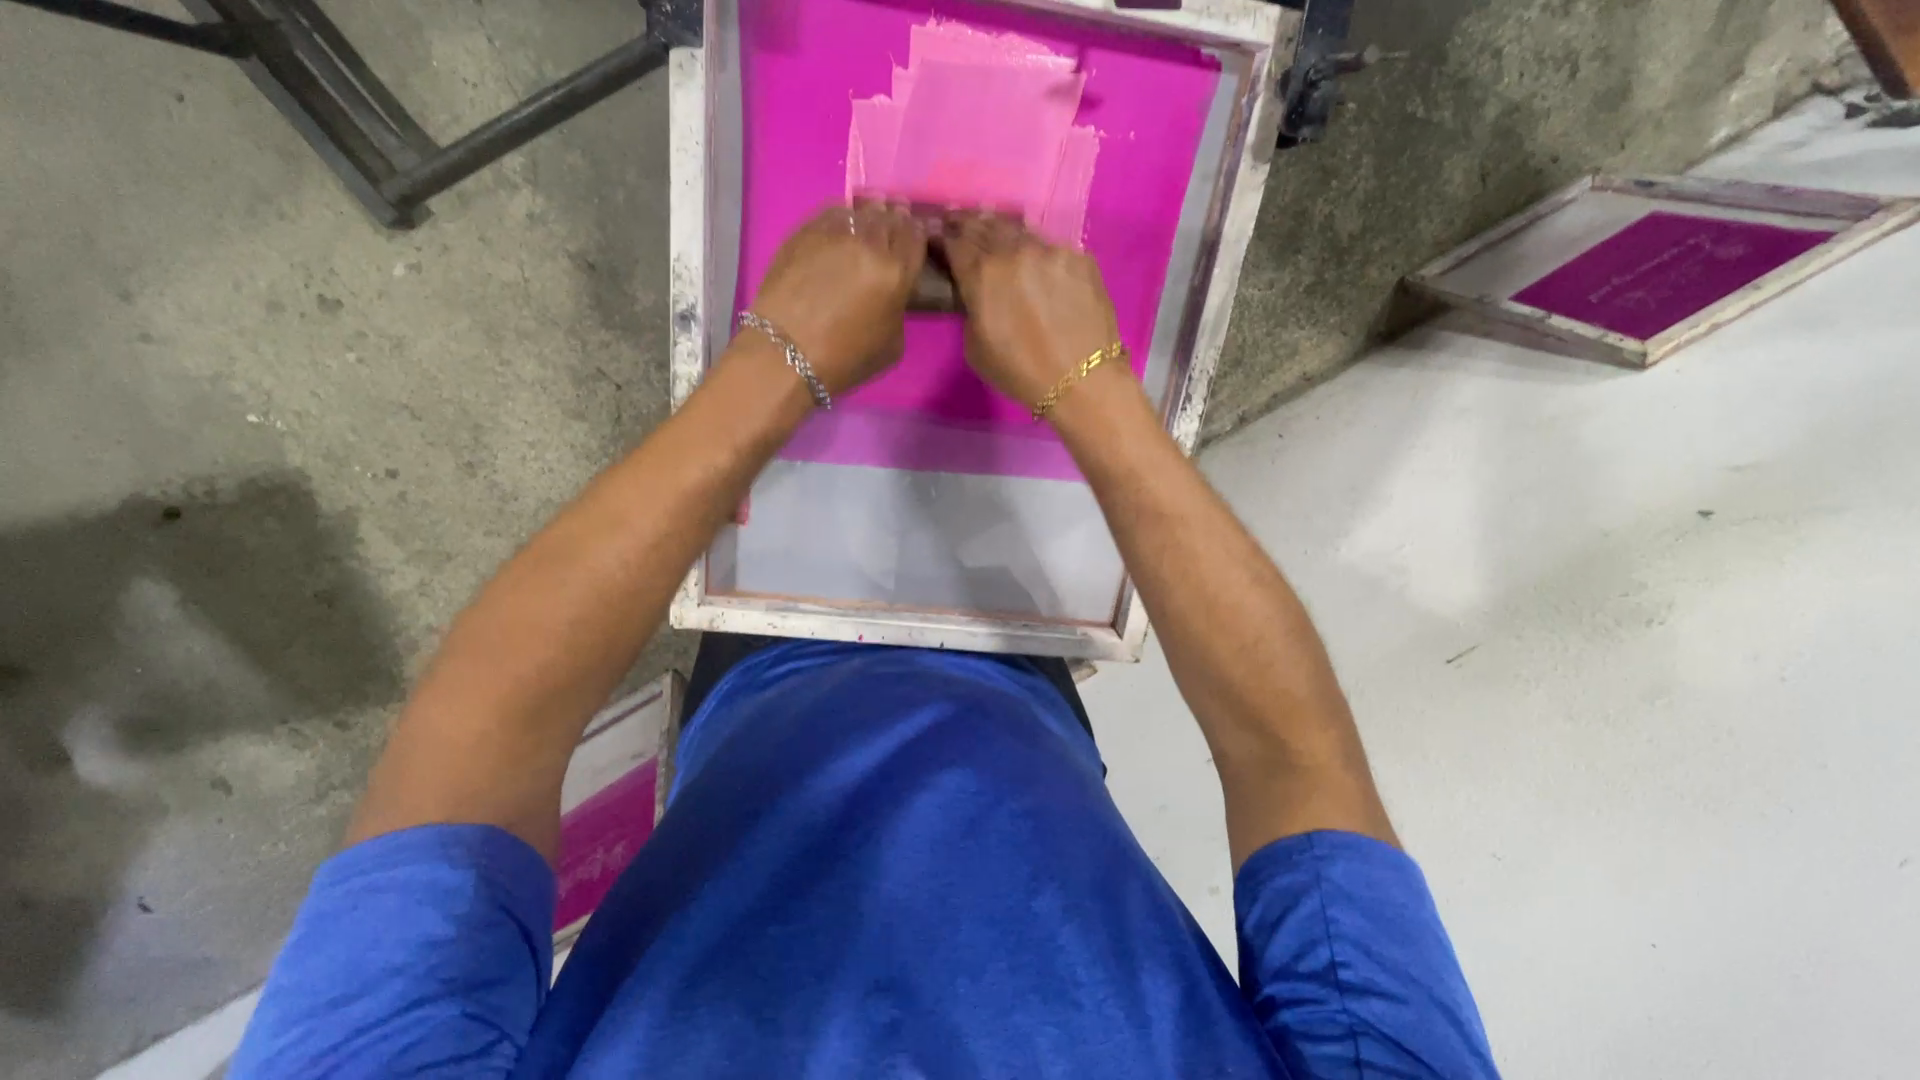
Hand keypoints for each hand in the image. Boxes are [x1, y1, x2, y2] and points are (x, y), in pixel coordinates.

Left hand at [747, 201, 927, 393]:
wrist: (785, 353)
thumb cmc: (844, 359)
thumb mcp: (892, 345)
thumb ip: (896, 309)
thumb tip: (888, 294)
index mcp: (896, 272)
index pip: (915, 236)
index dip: (916, 234)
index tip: (912, 237)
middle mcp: (869, 243)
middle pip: (889, 218)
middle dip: (895, 220)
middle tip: (895, 222)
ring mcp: (834, 234)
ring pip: (860, 212)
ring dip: (870, 214)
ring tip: (870, 219)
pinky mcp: (805, 233)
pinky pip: (831, 213)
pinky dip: (842, 216)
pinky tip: (842, 223)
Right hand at [940, 214, 1121, 412]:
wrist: (1083, 379)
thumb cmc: (1021, 371)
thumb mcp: (975, 347)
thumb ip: (971, 308)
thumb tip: (978, 293)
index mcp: (982, 273)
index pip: (954, 242)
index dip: (943, 237)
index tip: (939, 236)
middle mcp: (1014, 250)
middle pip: (984, 226)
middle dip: (968, 224)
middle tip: (960, 222)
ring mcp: (1050, 249)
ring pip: (1019, 230)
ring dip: (1002, 230)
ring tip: (995, 231)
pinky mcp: (1080, 256)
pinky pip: (1051, 246)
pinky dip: (1037, 248)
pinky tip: (1035, 256)